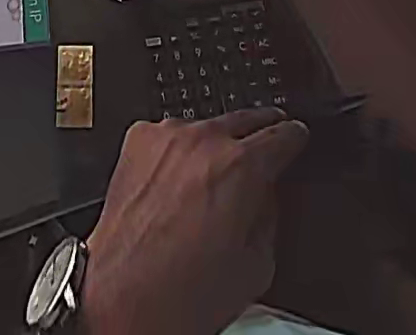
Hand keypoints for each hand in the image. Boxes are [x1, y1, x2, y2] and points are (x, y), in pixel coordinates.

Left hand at [82, 109, 309, 334]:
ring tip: (207, 182)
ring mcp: (168, 135)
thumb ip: (270, 215)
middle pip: (245, 118)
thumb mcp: (255, 265)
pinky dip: (177, 150)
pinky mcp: (139, 137)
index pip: (282, 133)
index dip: (294, 135)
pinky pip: (170, 135)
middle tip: (264, 142)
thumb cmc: (180, 292)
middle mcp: (204, 140)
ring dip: (213, 144)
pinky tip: (174, 182)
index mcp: (241, 167)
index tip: (296, 134)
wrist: (119, 296)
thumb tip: (268, 193)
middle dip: (260, 130)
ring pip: (205, 127)